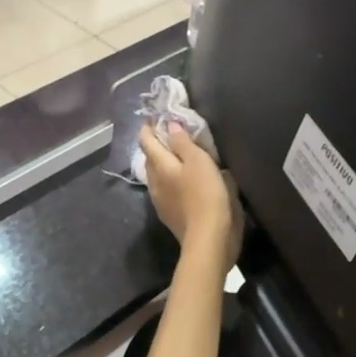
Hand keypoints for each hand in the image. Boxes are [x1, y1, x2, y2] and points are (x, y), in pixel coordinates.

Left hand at [141, 122, 241, 274]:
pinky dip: (173, 182)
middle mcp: (154, 183)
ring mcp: (161, 202)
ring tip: (179, 158)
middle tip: (170, 135)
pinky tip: (185, 183)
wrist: (209, 239)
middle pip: (150, 159)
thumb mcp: (198, 161)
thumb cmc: (206, 195)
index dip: (148, 127)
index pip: (146, 141)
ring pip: (157, 177)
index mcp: (159, 166)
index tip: (156, 117)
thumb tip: (169, 126)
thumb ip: (182, 142)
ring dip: (164, 165)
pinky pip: (167, 192)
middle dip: (156, 145)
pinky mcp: (171, 216)